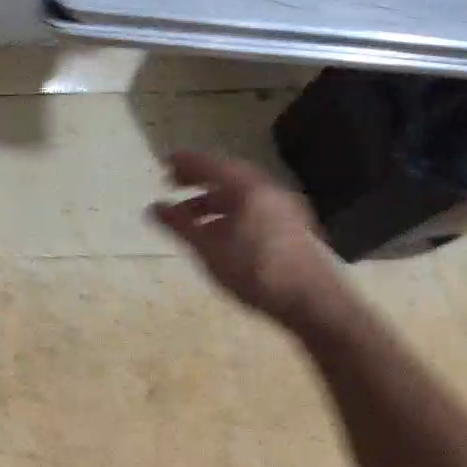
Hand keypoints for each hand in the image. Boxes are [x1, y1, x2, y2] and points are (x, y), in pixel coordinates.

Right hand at [151, 151, 343, 327]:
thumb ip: (180, 225)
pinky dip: (230, 209)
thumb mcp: (209, 250)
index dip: (185, 163)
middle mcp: (269, 191)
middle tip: (174, 183)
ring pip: (242, 193)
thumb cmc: (256, 273)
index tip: (164, 163)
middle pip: (228, 175)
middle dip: (199, 178)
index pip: (211, 166)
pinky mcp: (292, 225)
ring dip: (213, 197)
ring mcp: (284, 208)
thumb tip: (153, 207)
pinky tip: (218, 230)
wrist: (314, 303)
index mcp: (248, 190)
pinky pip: (254, 206)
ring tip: (190, 214)